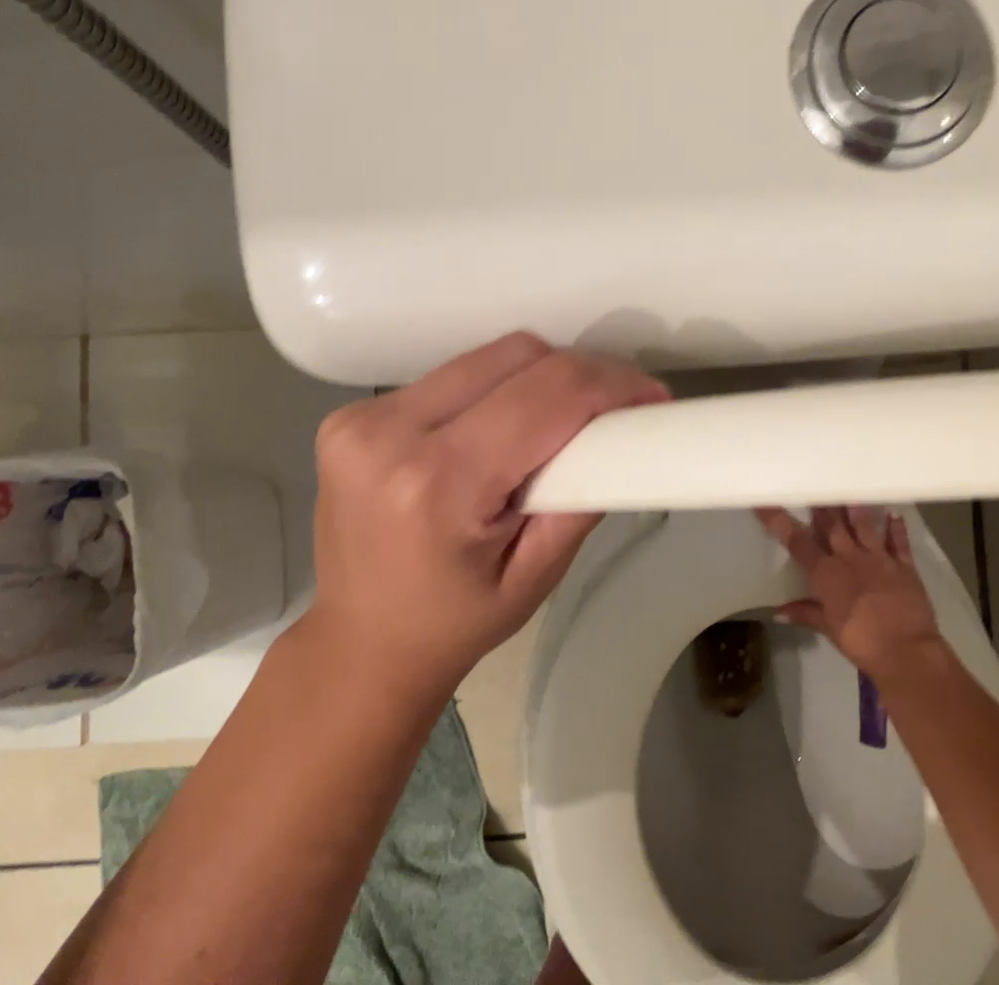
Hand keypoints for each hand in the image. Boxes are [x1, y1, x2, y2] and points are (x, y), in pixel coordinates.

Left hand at [299, 332, 668, 691]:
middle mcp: (389, 432)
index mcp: (437, 484)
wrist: (360, 642)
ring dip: (535, 381)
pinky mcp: (346, 412)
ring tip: (557, 428)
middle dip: (579, 375)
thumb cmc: (454, 625)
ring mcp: (361, 417)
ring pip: (484, 358)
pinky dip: (493, 392)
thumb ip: (581, 498)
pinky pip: (449, 376)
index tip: (651, 399)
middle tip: (612, 414)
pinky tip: (502, 434)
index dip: (612, 385)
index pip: (547, 395)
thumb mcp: (536, 576)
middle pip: (516, 356)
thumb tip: (624, 433)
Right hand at [754, 505, 943, 676]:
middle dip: (822, 507)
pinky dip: (897, 528)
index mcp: (827, 574)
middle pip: (833, 527)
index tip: (766, 502)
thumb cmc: (860, 642)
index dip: (779, 521)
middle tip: (816, 488)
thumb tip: (778, 611)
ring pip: (865, 527)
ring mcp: (880, 559)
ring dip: (856, 509)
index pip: (797, 542)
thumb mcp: (829, 629)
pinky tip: (895, 515)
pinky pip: (899, 542)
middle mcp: (851, 559)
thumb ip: (805, 614)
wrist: (905, 649)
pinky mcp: (905, 567)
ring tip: (849, 492)